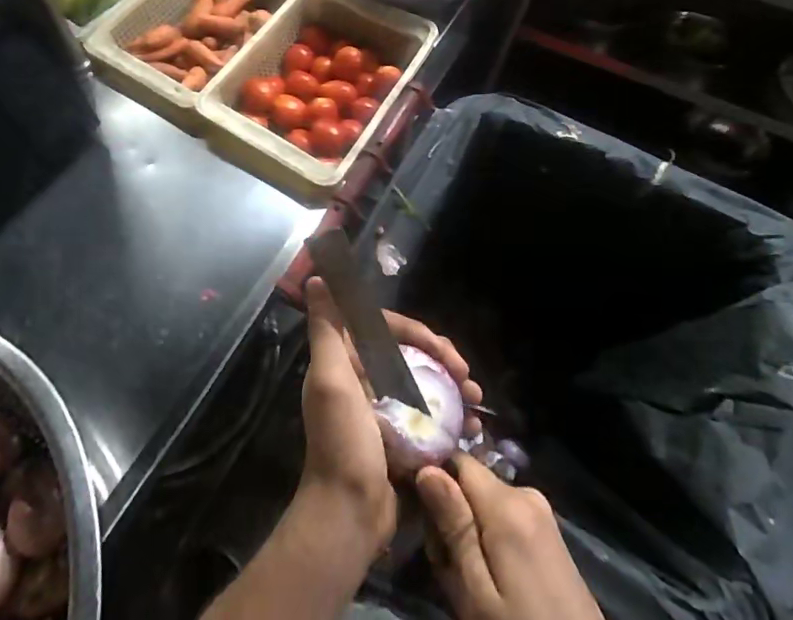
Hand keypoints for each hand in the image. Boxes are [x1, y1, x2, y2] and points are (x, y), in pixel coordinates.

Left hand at [297, 277, 479, 552]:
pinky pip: (430, 416)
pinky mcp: (401, 439)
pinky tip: (473, 426)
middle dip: (441, 358)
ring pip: (423, 384)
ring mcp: (384, 412)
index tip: (441, 347)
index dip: (414, 331)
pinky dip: (452, 416)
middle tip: (467, 375)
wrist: (350, 514)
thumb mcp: (330, 381)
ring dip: (452, 386)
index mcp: (343, 364)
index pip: (382, 330)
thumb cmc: (342, 443)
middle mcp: (362, 382)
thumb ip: (326, 330)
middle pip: (408, 355)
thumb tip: (316, 278)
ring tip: (476, 399)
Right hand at [415, 455, 603, 619]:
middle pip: (470, 483)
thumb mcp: (476, 591)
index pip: (456, 459)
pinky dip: (489, 538)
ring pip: (484, 501)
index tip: (424, 519)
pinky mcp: (548, 533)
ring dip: (469, 530)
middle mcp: (526, 494)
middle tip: (446, 564)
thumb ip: (453, 526)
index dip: (434, 480)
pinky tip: (490, 576)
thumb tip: (426, 467)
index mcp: (507, 503)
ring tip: (467, 578)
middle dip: (451, 515)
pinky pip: (504, 517)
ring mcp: (542, 513)